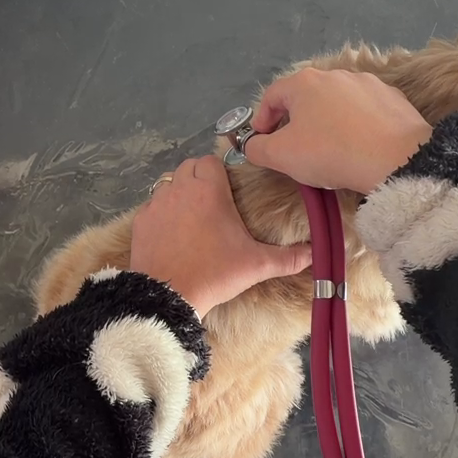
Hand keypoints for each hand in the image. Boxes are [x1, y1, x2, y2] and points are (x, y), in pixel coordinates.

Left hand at [130, 156, 311, 316]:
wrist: (169, 296)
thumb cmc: (215, 274)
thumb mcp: (257, 265)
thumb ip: (289, 257)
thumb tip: (316, 254)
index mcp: (209, 189)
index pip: (211, 160)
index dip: (220, 172)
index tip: (228, 190)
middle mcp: (180, 188)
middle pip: (189, 167)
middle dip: (200, 178)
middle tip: (213, 203)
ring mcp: (156, 204)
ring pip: (169, 184)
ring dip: (180, 193)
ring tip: (193, 218)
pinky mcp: (140, 220)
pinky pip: (153, 206)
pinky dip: (162, 213)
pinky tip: (172, 234)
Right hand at [241, 68, 432, 192]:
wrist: (396, 159)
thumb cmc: (330, 153)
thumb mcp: (281, 156)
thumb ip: (257, 149)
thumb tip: (252, 145)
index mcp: (303, 83)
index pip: (271, 96)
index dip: (261, 120)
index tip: (263, 141)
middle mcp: (334, 74)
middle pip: (304, 97)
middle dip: (295, 122)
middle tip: (295, 148)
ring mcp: (367, 83)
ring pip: (335, 102)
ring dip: (326, 121)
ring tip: (330, 149)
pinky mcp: (392, 97)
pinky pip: (364, 110)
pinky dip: (355, 124)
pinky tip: (359, 146)